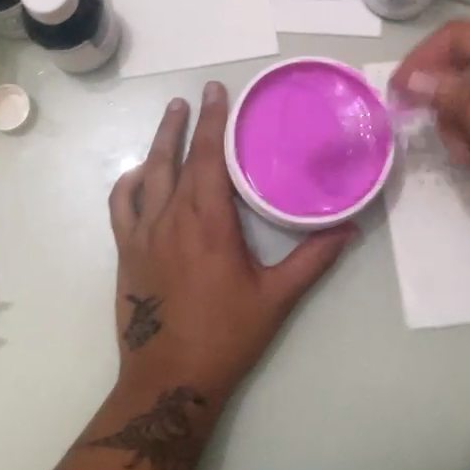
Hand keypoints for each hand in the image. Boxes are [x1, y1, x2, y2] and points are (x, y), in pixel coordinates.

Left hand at [108, 82, 354, 399]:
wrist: (169, 378)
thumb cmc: (226, 336)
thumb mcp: (277, 298)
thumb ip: (313, 260)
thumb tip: (349, 228)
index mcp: (210, 222)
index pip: (210, 157)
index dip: (213, 121)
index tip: (216, 91)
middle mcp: (172, 217)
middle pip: (177, 158)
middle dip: (188, 122)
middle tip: (195, 94)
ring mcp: (143, 234)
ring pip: (148, 174)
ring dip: (159, 142)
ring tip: (170, 115)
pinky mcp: (126, 251)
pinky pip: (121, 205)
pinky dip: (129, 182)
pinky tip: (140, 173)